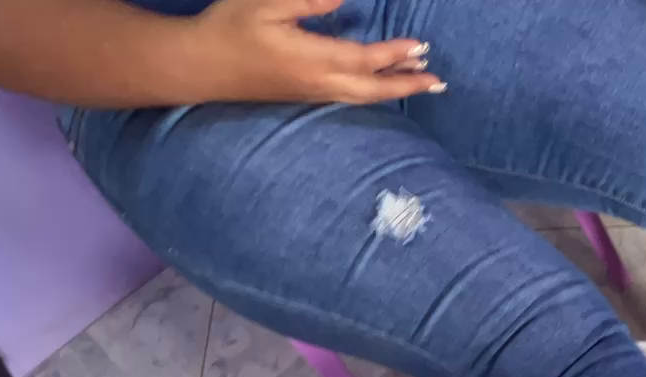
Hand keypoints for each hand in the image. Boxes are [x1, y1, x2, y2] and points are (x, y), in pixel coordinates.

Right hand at [193, 0, 444, 104]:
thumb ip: (308, 2)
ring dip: (397, 89)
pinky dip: (378, 91)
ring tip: (424, 82)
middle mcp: (322, 84)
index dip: (395, 55)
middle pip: (375, 88)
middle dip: (408, 84)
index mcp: (313, 61)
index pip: (365, 60)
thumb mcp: (266, 4)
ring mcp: (318, 94)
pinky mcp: (312, 96)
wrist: (205, 67)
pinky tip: (387, 84)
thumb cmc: (231, 29)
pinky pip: (355, 97)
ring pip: (368, 96)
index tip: (421, 48)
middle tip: (439, 81)